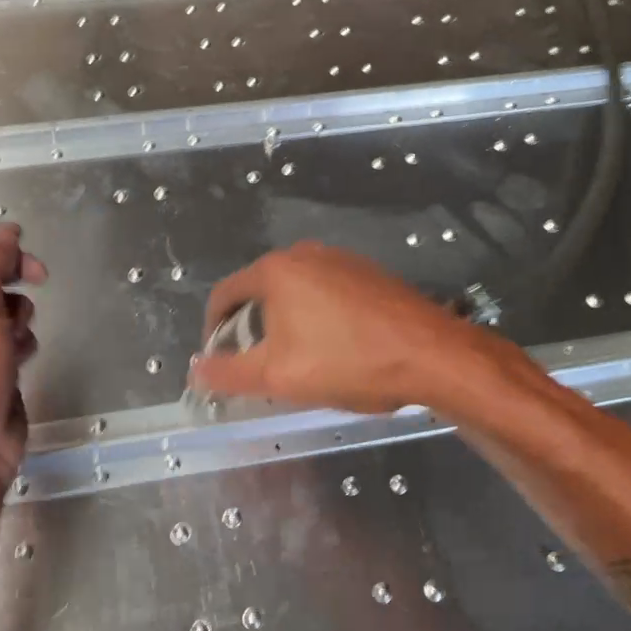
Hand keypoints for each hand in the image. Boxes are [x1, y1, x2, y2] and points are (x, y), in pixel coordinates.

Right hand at [192, 241, 525, 413]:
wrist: (433, 355)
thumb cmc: (347, 362)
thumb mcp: (279, 376)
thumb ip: (229, 373)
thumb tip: (197, 369)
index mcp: (276, 271)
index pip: (225, 294)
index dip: (213, 329)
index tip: (218, 359)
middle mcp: (304, 254)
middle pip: (259, 290)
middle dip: (252, 328)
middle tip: (261, 365)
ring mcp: (340, 259)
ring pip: (295, 291)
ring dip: (286, 322)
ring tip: (300, 360)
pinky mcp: (369, 272)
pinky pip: (326, 291)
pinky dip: (317, 316)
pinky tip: (336, 347)